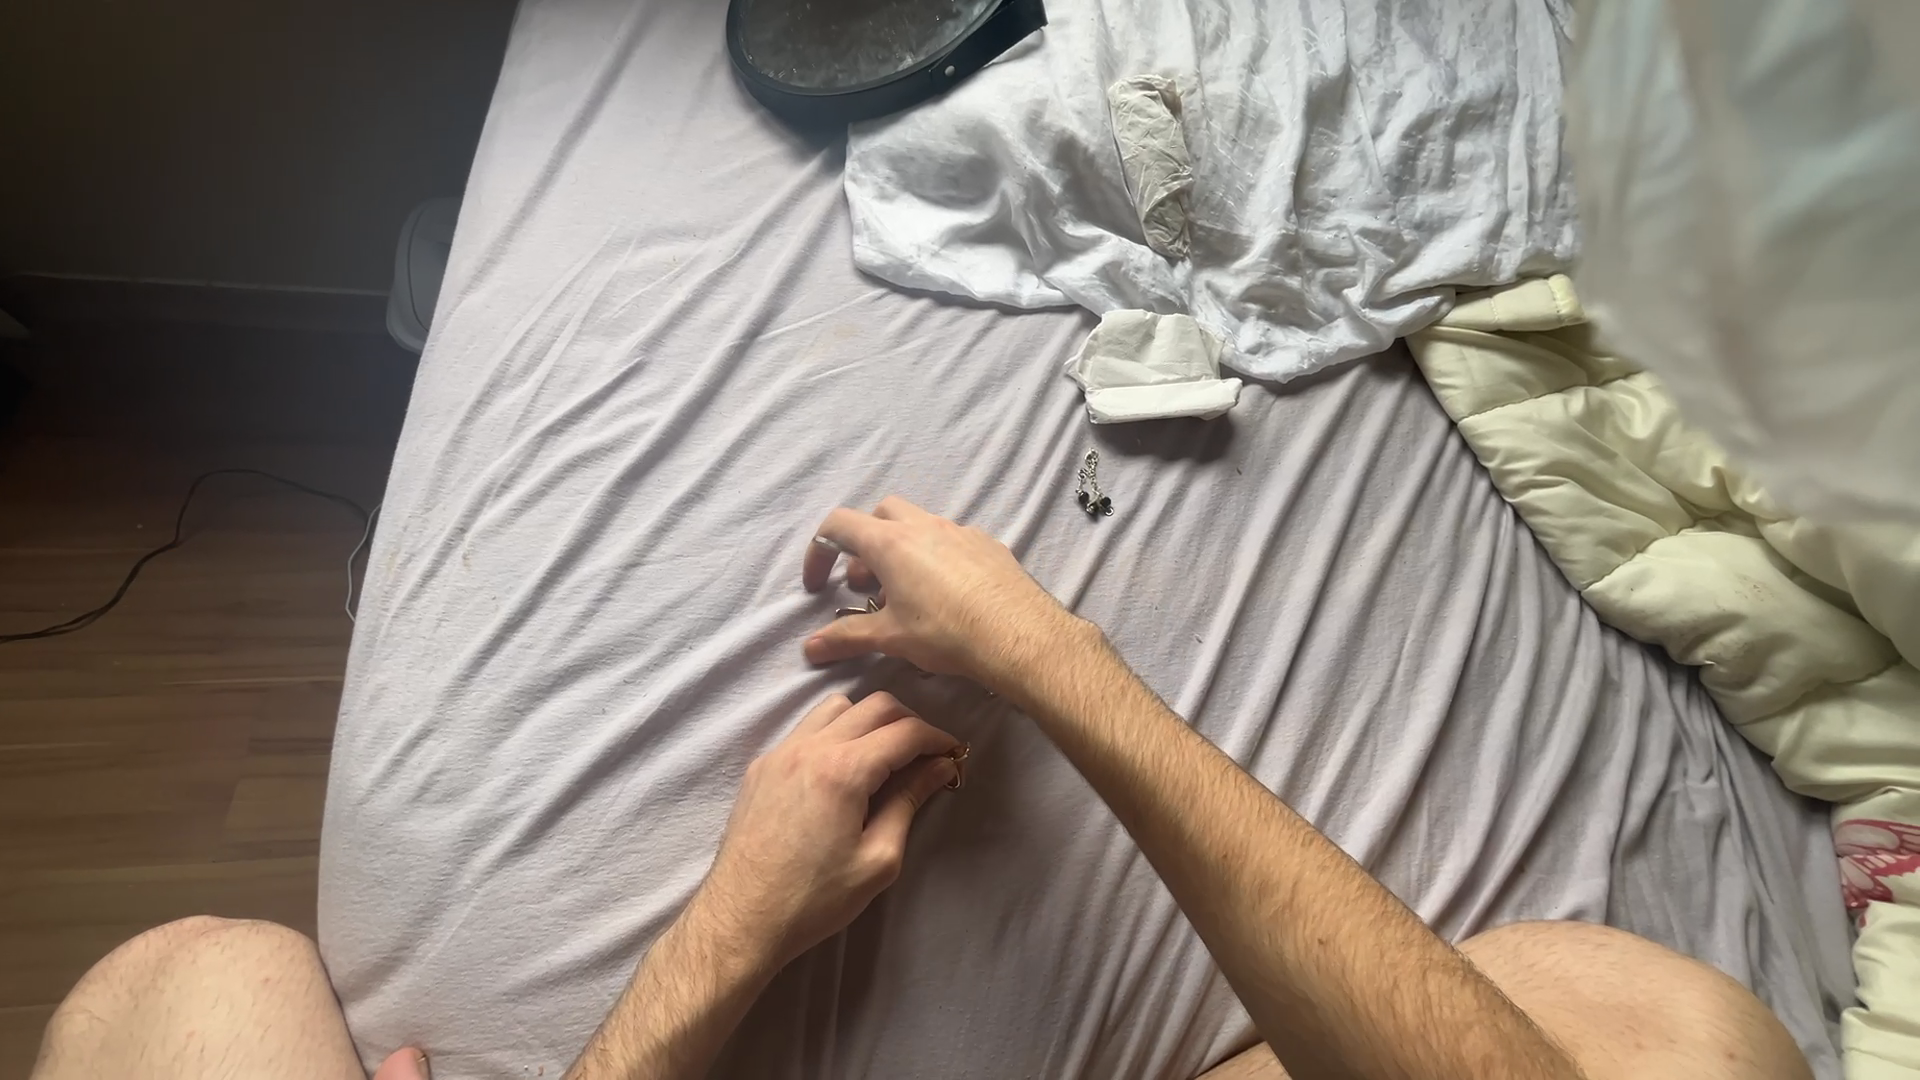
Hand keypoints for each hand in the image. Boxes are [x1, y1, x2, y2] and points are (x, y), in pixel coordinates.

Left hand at [694, 692, 960, 971]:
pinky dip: (835, 732)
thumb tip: (940, 767)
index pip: (905, 732)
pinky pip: (807, 727)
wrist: (740, 922)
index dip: (938, 739)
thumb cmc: (814, 900)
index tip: (953, 755)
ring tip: (882, 756)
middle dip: (909, 722)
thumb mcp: (878, 859)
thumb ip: (910, 802)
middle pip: (875, 704)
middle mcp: (811, 746)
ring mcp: (782, 751)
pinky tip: (841, 768)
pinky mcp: (762, 764)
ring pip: (838, 706)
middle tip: (925, 754)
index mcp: (844, 770)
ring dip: (869, 720)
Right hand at [801, 496, 1086, 687]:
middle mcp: (924, 525)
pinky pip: (953, 540)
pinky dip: (937, 557)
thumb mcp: (891, 637)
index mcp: (891, 542)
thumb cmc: (946, 632)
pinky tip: (948, 594)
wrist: (1019, 634)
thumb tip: (810, 647)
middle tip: (866, 585)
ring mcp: (960, 531)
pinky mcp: (989, 544)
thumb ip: (847, 638)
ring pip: (920, 525)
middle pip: (881, 514)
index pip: (838, 525)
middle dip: (866, 543)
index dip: (819, 551)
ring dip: (902, 551)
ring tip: (905, 593)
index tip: (818, 585)